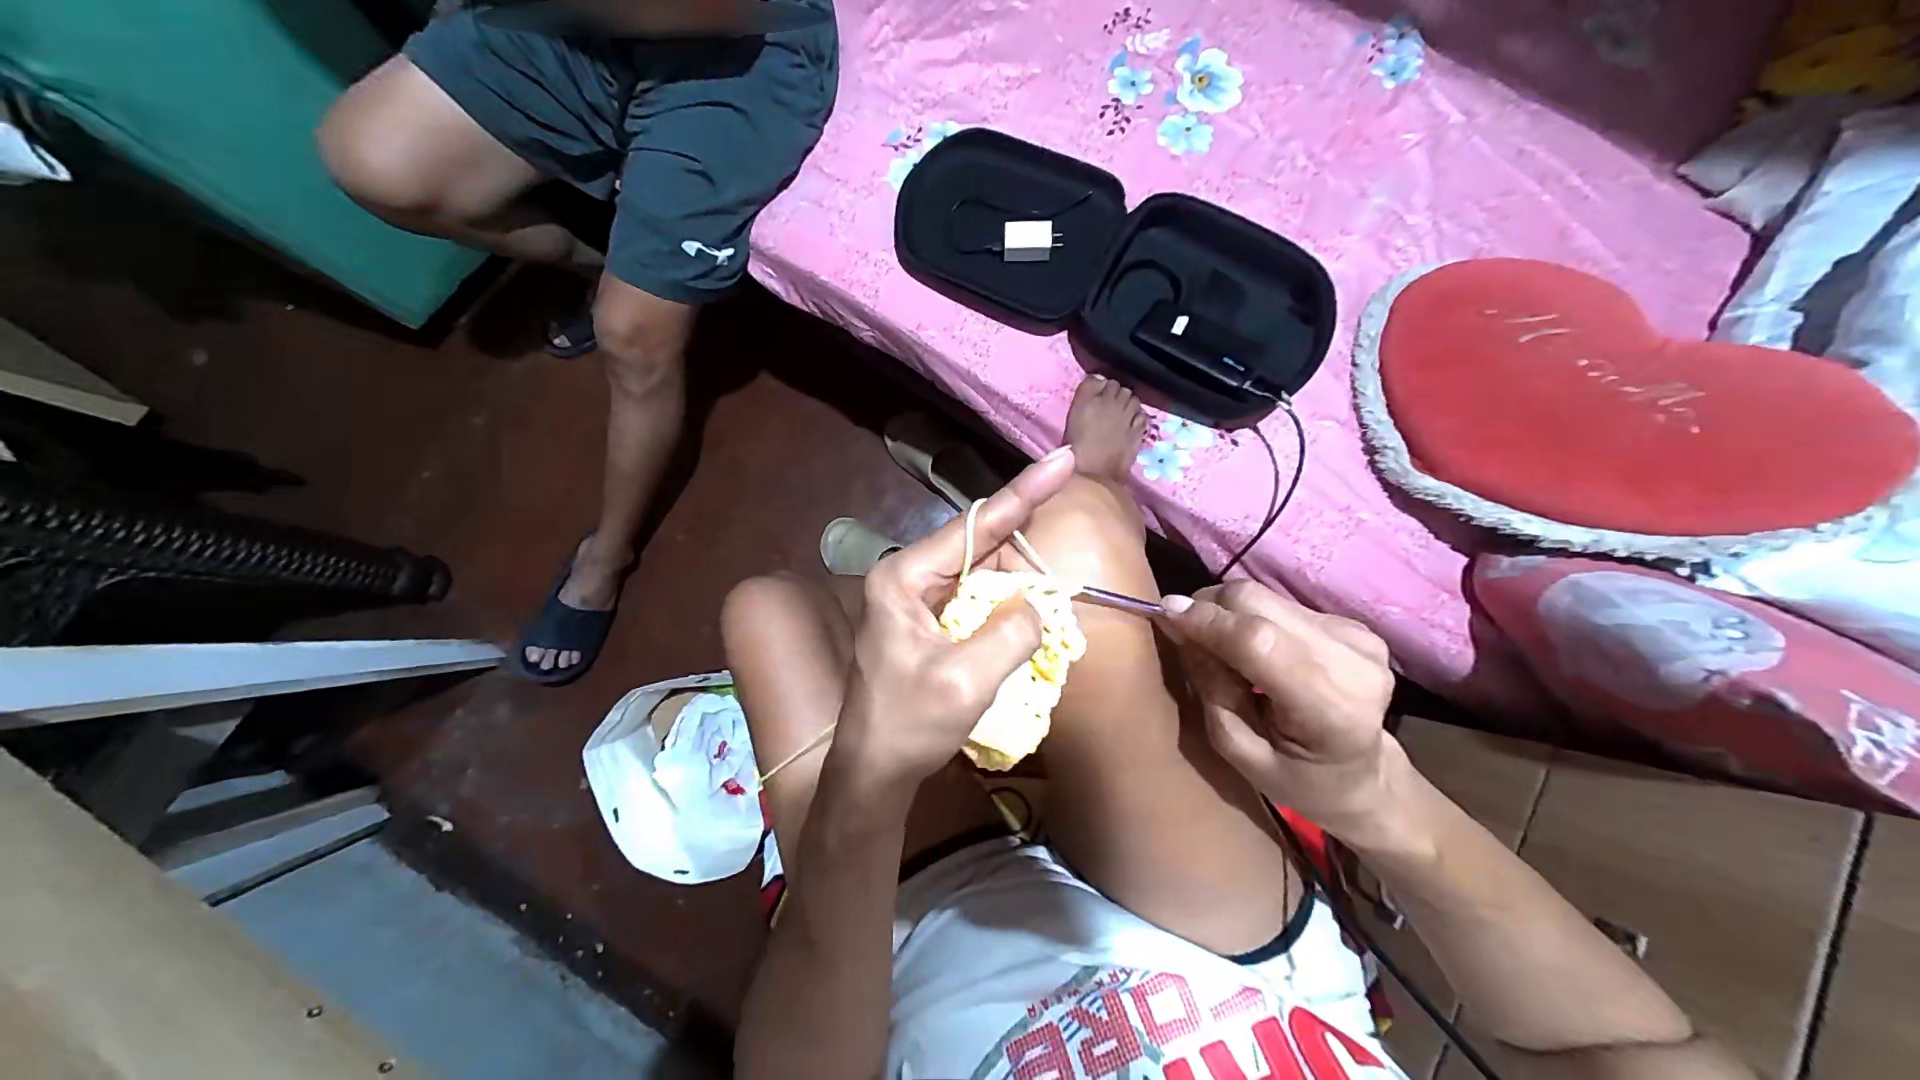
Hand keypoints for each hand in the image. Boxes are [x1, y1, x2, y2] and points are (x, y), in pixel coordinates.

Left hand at [833, 447, 1078, 792]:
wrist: (874, 772)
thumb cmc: (908, 725)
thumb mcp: (965, 681)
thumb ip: (1010, 634)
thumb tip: (1038, 607)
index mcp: (904, 579)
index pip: (972, 526)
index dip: (1022, 493)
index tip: (1062, 461)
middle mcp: (909, 579)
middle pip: (977, 542)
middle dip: (1024, 527)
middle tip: (1069, 500)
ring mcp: (920, 602)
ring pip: (981, 570)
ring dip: (1020, 571)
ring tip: (1055, 567)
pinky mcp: (932, 625)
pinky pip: (978, 599)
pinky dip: (1008, 600)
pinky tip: (1033, 600)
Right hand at [1159, 581, 1405, 844]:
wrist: (1362, 775)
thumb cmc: (1296, 778)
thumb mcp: (1238, 749)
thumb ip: (1211, 686)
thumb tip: (1179, 625)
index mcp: (1330, 709)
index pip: (1258, 642)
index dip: (1206, 621)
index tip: (1163, 611)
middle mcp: (1352, 662)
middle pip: (1258, 603)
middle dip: (1210, 608)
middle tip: (1187, 633)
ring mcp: (1357, 637)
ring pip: (1265, 596)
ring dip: (1229, 612)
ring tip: (1221, 646)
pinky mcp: (1354, 624)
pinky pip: (1280, 603)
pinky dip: (1253, 617)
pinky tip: (1255, 648)